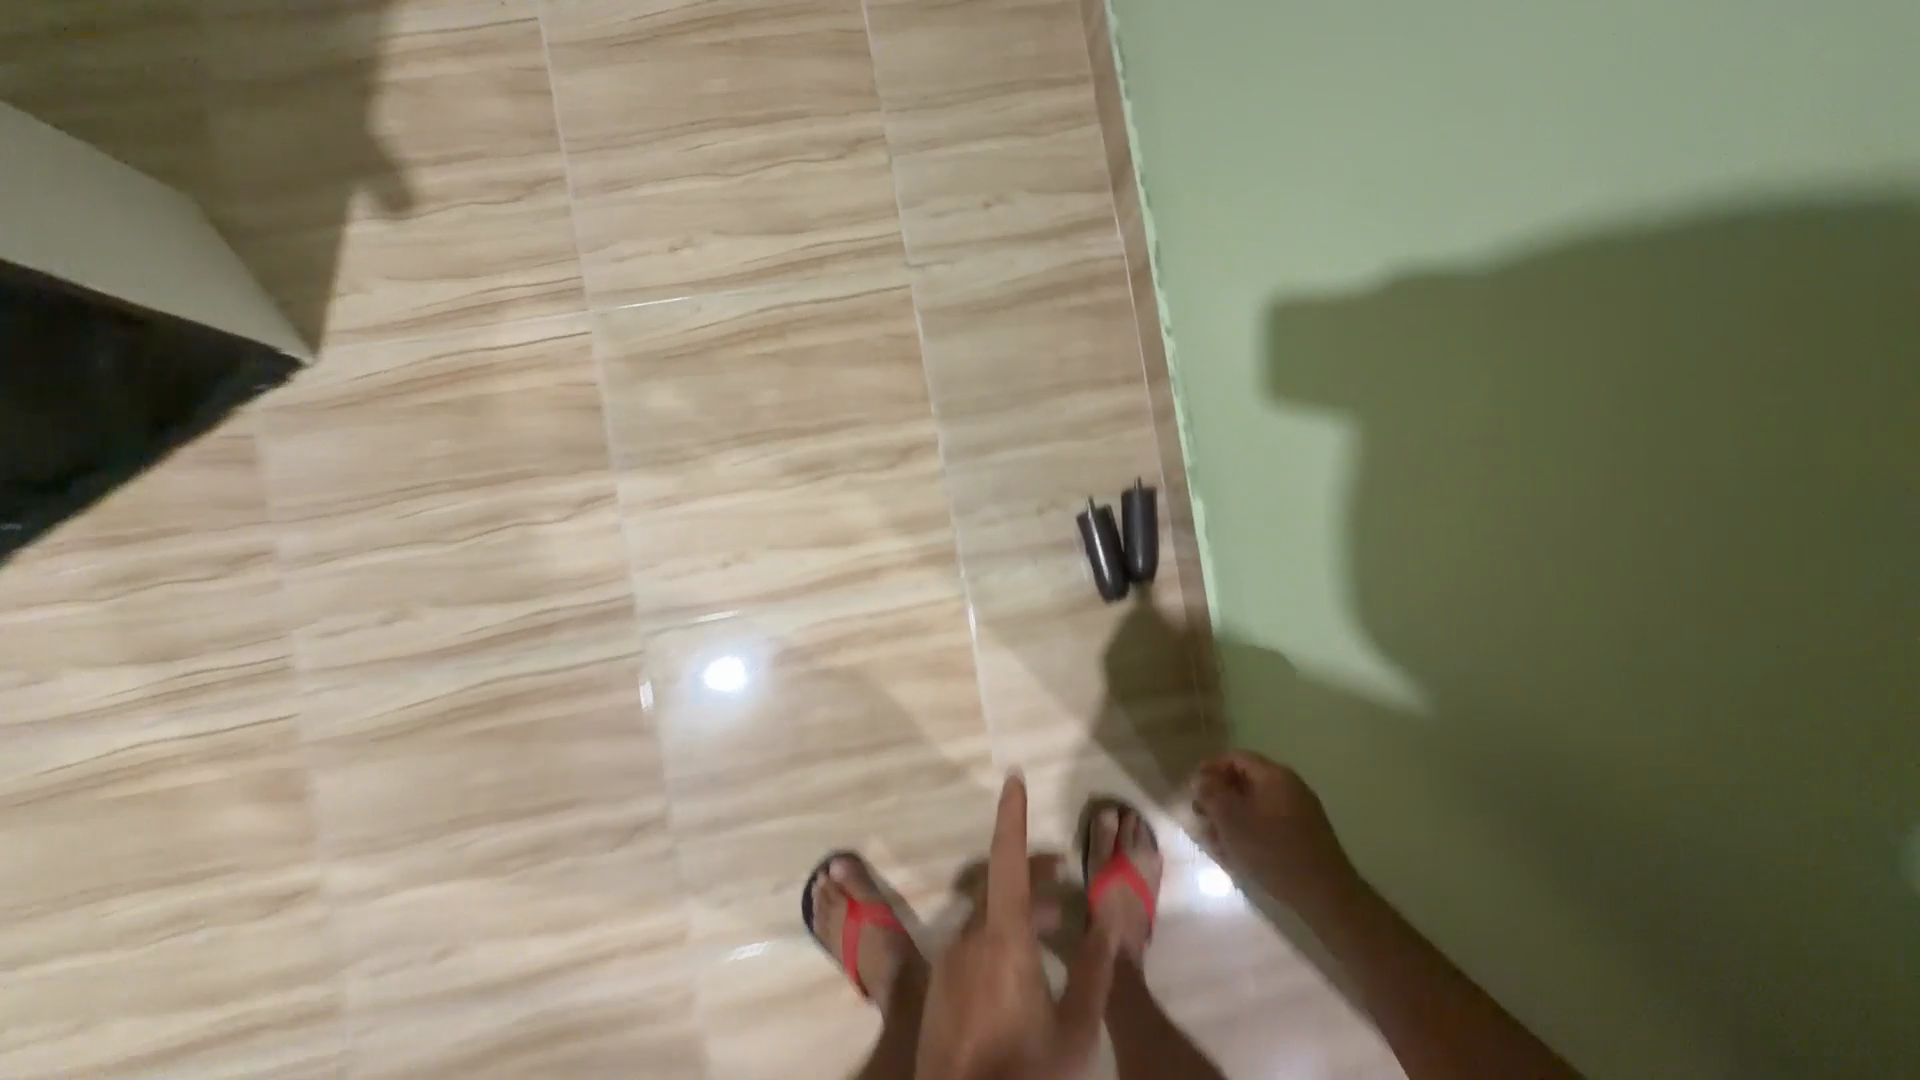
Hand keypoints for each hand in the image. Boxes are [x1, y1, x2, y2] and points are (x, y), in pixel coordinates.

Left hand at [916, 773, 1117, 1079]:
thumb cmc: (1029, 1068)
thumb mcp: (1077, 1023)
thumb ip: (1095, 964)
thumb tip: (1110, 913)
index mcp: (1003, 938)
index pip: (1007, 860)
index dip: (1011, 817)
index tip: (1015, 779)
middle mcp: (968, 939)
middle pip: (997, 885)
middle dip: (1029, 870)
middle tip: (1062, 872)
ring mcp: (949, 964)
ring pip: (984, 916)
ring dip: (1016, 908)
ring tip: (1053, 921)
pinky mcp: (939, 987)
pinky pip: (971, 942)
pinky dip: (998, 935)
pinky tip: (1023, 962)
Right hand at [1193, 751, 1354, 906]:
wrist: (1324, 893)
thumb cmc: (1272, 850)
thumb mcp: (1231, 820)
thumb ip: (1211, 794)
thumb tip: (1200, 779)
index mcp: (1274, 775)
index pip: (1236, 758)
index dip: (1210, 768)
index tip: (1191, 789)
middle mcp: (1289, 786)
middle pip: (1245, 780)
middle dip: (1219, 796)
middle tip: (1200, 816)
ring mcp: (1299, 810)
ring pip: (1255, 804)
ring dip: (1231, 817)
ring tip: (1214, 840)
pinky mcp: (1303, 833)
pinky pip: (1268, 821)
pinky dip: (1248, 830)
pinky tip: (1236, 853)